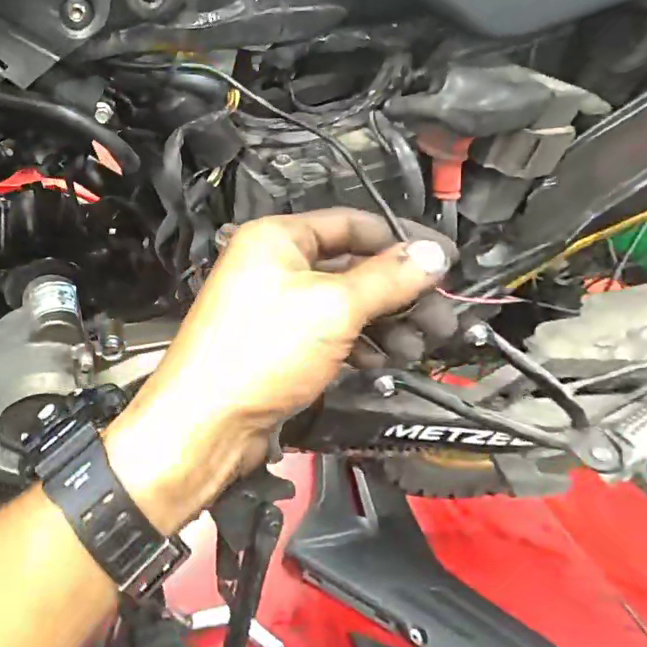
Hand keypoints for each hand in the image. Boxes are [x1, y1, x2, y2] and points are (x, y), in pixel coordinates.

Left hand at [103, 209, 452, 531]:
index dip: (399, 241)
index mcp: (276, 238)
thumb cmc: (248, 356)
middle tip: (437, 315)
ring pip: (345, 304)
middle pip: (353, 266)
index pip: (351, 224)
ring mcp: (275, 306)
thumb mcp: (334, 308)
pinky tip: (379, 361)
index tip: (439, 261)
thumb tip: (429, 255)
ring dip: (384, 323)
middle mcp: (273, 266)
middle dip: (398, 292)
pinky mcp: (278, 343)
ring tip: (412, 346)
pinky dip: (359, 344)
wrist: (207, 423)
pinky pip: (330, 333)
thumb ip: (388, 278)